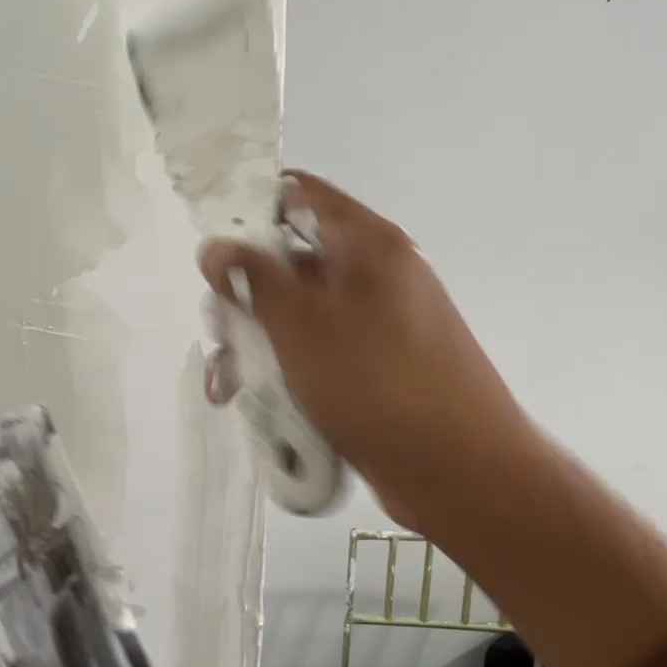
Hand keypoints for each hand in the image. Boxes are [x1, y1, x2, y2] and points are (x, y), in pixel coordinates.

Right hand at [199, 171, 528, 525]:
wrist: (456, 470)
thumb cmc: (376, 384)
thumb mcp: (302, 326)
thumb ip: (254, 279)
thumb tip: (216, 245)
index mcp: (368, 245)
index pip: (300, 196)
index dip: (249, 211)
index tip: (210, 252)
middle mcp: (377, 277)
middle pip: (293, 264)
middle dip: (244, 298)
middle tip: (216, 335)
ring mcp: (380, 326)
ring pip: (300, 318)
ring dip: (257, 346)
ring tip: (226, 387)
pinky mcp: (378, 371)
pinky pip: (320, 356)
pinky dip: (286, 373)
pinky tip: (257, 405)